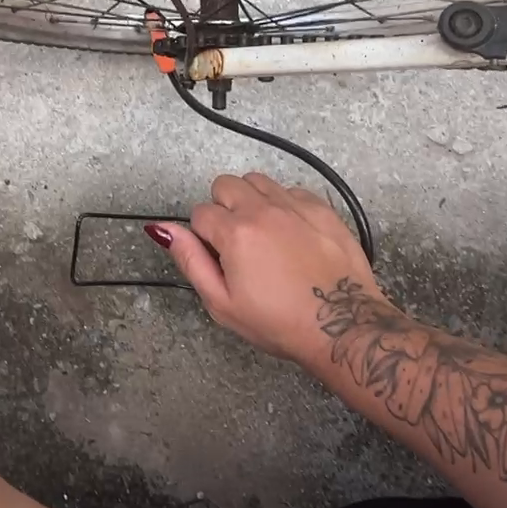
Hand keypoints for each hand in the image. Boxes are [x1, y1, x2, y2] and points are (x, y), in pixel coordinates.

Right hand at [151, 172, 395, 366]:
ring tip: (263, 232)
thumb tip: (161, 228)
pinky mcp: (322, 209)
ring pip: (257, 180)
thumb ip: (189, 259)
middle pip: (225, 184)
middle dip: (223, 208)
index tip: (219, 258)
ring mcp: (295, 205)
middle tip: (237, 242)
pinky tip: (290, 232)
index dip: (203, 237)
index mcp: (235, 233)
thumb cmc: (280, 322)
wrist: (345, 327)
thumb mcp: (222, 304)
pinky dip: (284, 204)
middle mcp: (263, 209)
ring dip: (252, 199)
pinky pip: (290, 189)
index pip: (199, 213)